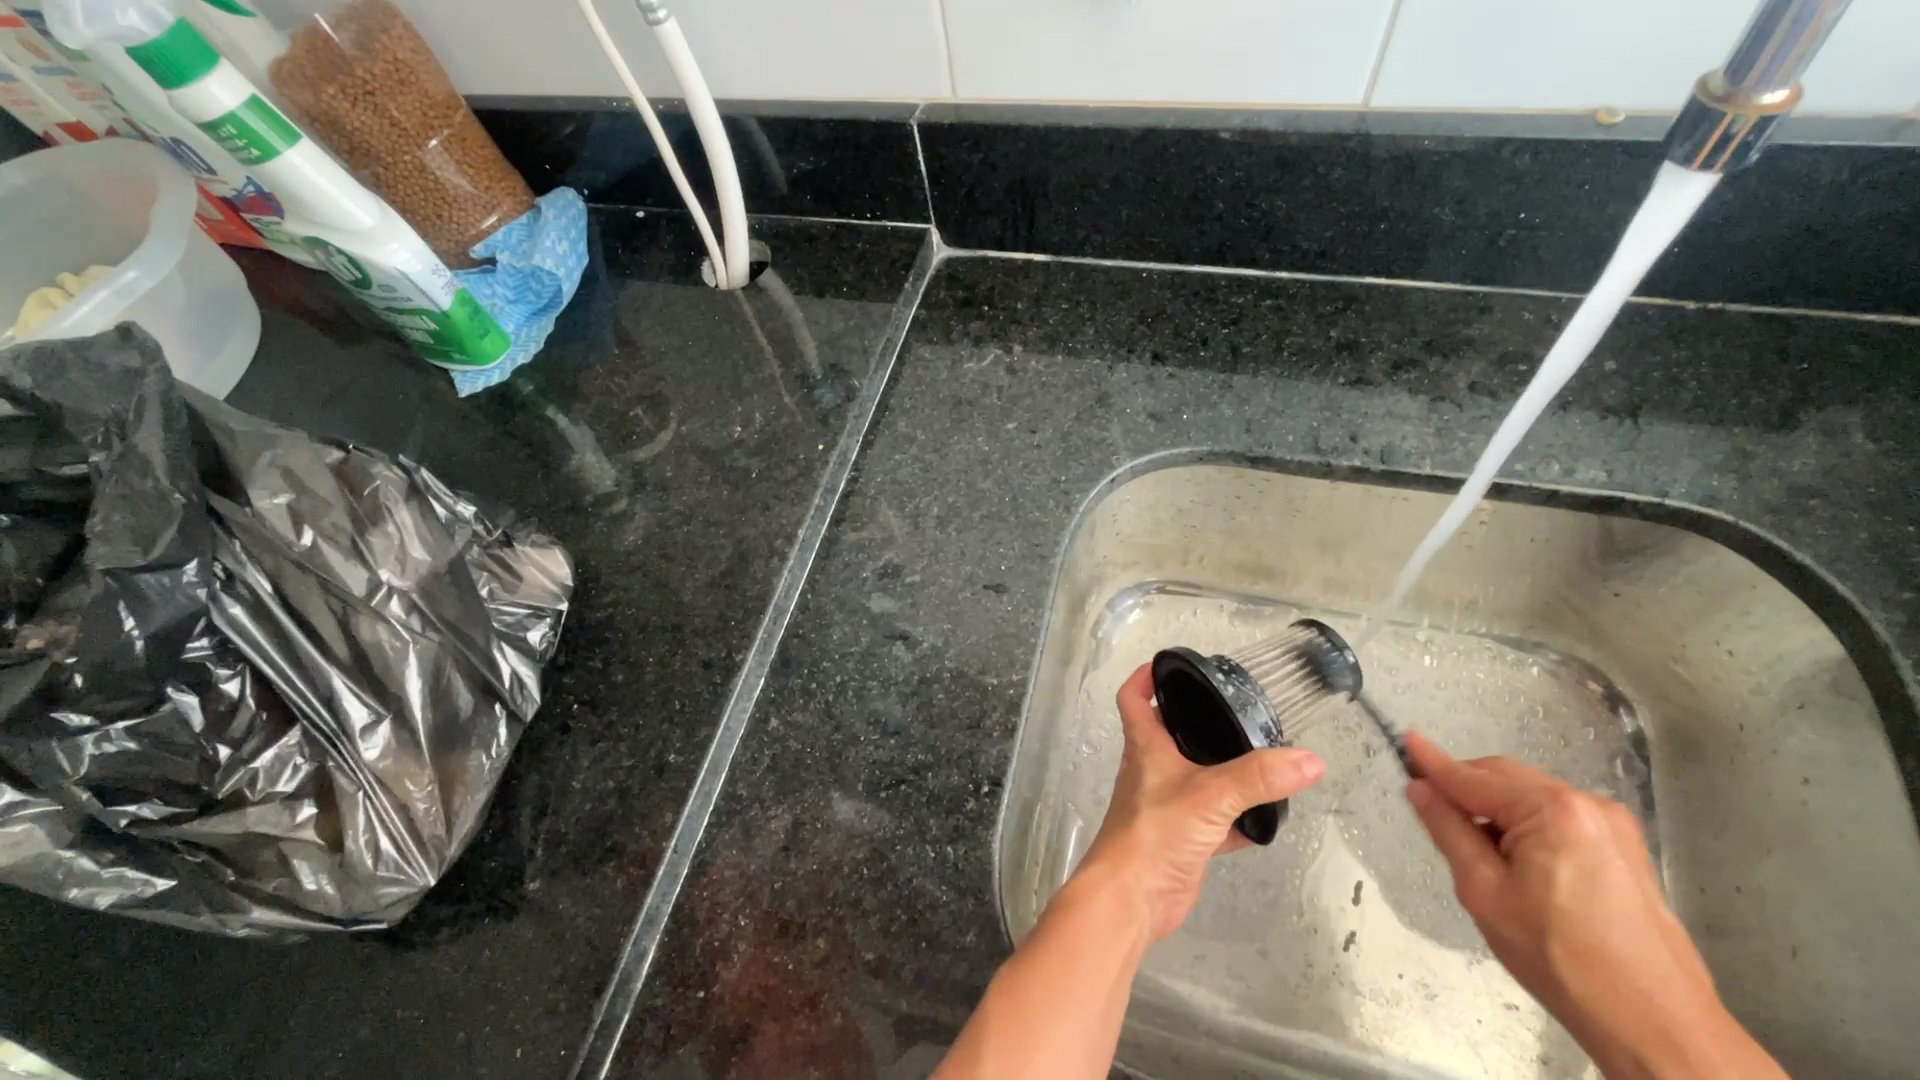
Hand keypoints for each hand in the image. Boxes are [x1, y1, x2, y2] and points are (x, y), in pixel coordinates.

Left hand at [1077, 663, 1325, 942]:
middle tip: (1237, 712)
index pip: (1133, 698)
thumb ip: (1259, 777)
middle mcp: (1151, 771)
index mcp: (1145, 747)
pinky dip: (1237, 821)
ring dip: (1224, 772)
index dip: (1145, 677)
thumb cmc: (1155, 833)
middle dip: (1198, 722)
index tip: (1168, 666)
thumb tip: (1310, 760)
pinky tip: (1266, 821)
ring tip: (1263, 760)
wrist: (1130, 898)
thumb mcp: (1210, 795)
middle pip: (1170, 735)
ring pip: (1196, 779)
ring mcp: (1166, 807)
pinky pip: (1213, 822)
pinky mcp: (1181, 840)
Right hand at [1403, 733, 1785, 1079]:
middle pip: (1506, 778)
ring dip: (1496, 809)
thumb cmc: (1559, 958)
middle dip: (1466, 788)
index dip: (1434, 763)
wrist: (1652, 1020)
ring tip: (1477, 851)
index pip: (1474, 778)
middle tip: (1430, 808)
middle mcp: (1587, 804)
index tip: (1406, 740)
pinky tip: (1516, 861)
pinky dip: (1527, 824)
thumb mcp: (1484, 892)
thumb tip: (1420, 790)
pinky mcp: (1625, 847)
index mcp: (1551, 811)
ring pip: (1532, 797)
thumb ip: (1448, 831)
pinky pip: (1559, 816)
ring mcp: (1613, 824)